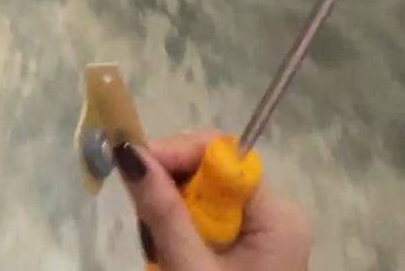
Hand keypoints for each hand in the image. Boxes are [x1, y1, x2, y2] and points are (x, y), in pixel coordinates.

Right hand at [115, 129, 312, 269]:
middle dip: (166, 186)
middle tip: (141, 218)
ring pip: (196, 191)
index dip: (175, 151)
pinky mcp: (244, 247)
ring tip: (157, 249)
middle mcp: (273, 213)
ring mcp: (259, 231)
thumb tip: (127, 149)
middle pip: (205, 169)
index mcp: (277, 215)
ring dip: (166, 211)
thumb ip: (162, 210)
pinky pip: (200, 215)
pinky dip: (176, 229)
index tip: (133, 167)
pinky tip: (168, 255)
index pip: (219, 152)